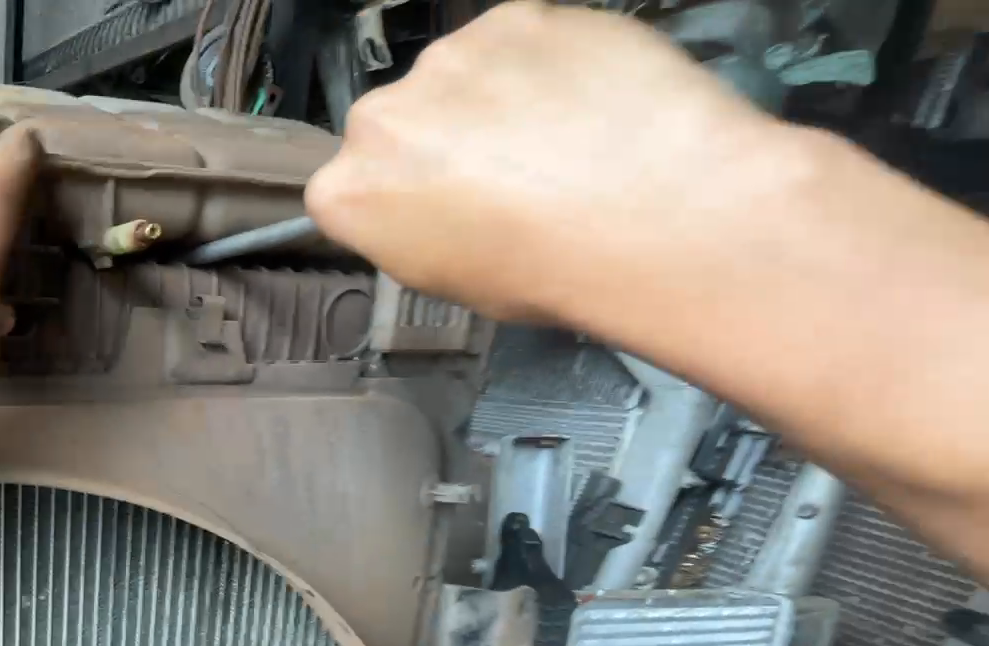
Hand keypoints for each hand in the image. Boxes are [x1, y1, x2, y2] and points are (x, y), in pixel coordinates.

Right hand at [304, 1, 791, 319]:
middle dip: (428, 144)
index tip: (428, 212)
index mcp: (342, 191)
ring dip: (479, 100)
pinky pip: (510, 42)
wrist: (645, 211)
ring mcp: (443, 59)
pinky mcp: (514, 15)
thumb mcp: (437, 277)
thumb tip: (423, 197)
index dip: (391, 199)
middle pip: (391, 127)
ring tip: (543, 135)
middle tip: (488, 175)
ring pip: (450, 79)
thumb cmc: (529, 270)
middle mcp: (374, 118)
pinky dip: (533, 65)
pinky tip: (575, 99)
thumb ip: (404, 224)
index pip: (345, 188)